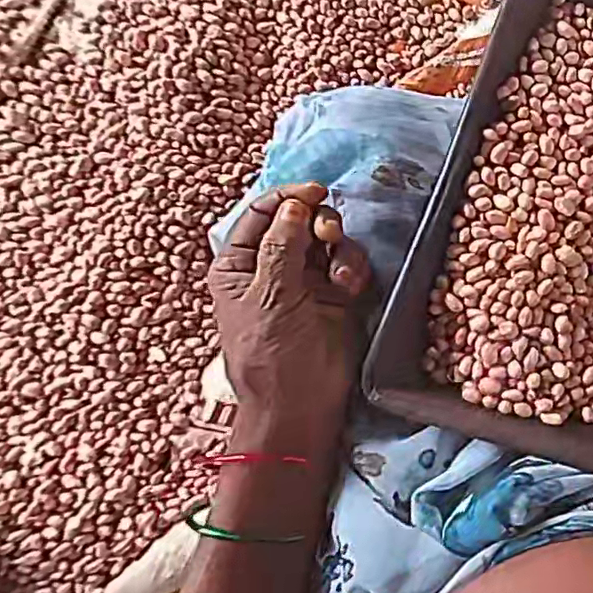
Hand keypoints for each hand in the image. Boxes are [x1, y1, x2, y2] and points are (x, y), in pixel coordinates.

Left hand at [208, 183, 371, 426]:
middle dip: (318, 223)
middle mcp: (274, 265)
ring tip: (342, 273)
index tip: (316, 191)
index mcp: (240, 264)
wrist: (303, 401)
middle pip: (300, 221)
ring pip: (329, 240)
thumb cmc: (273, 352)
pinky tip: (350, 287)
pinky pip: (348, 263)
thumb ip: (282, 246)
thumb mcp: (270, 295)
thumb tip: (295, 203)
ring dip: (340, 249)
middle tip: (328, 235)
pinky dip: (353, 269)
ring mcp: (307, 278)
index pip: (262, 214)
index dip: (288, 197)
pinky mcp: (337, 292)